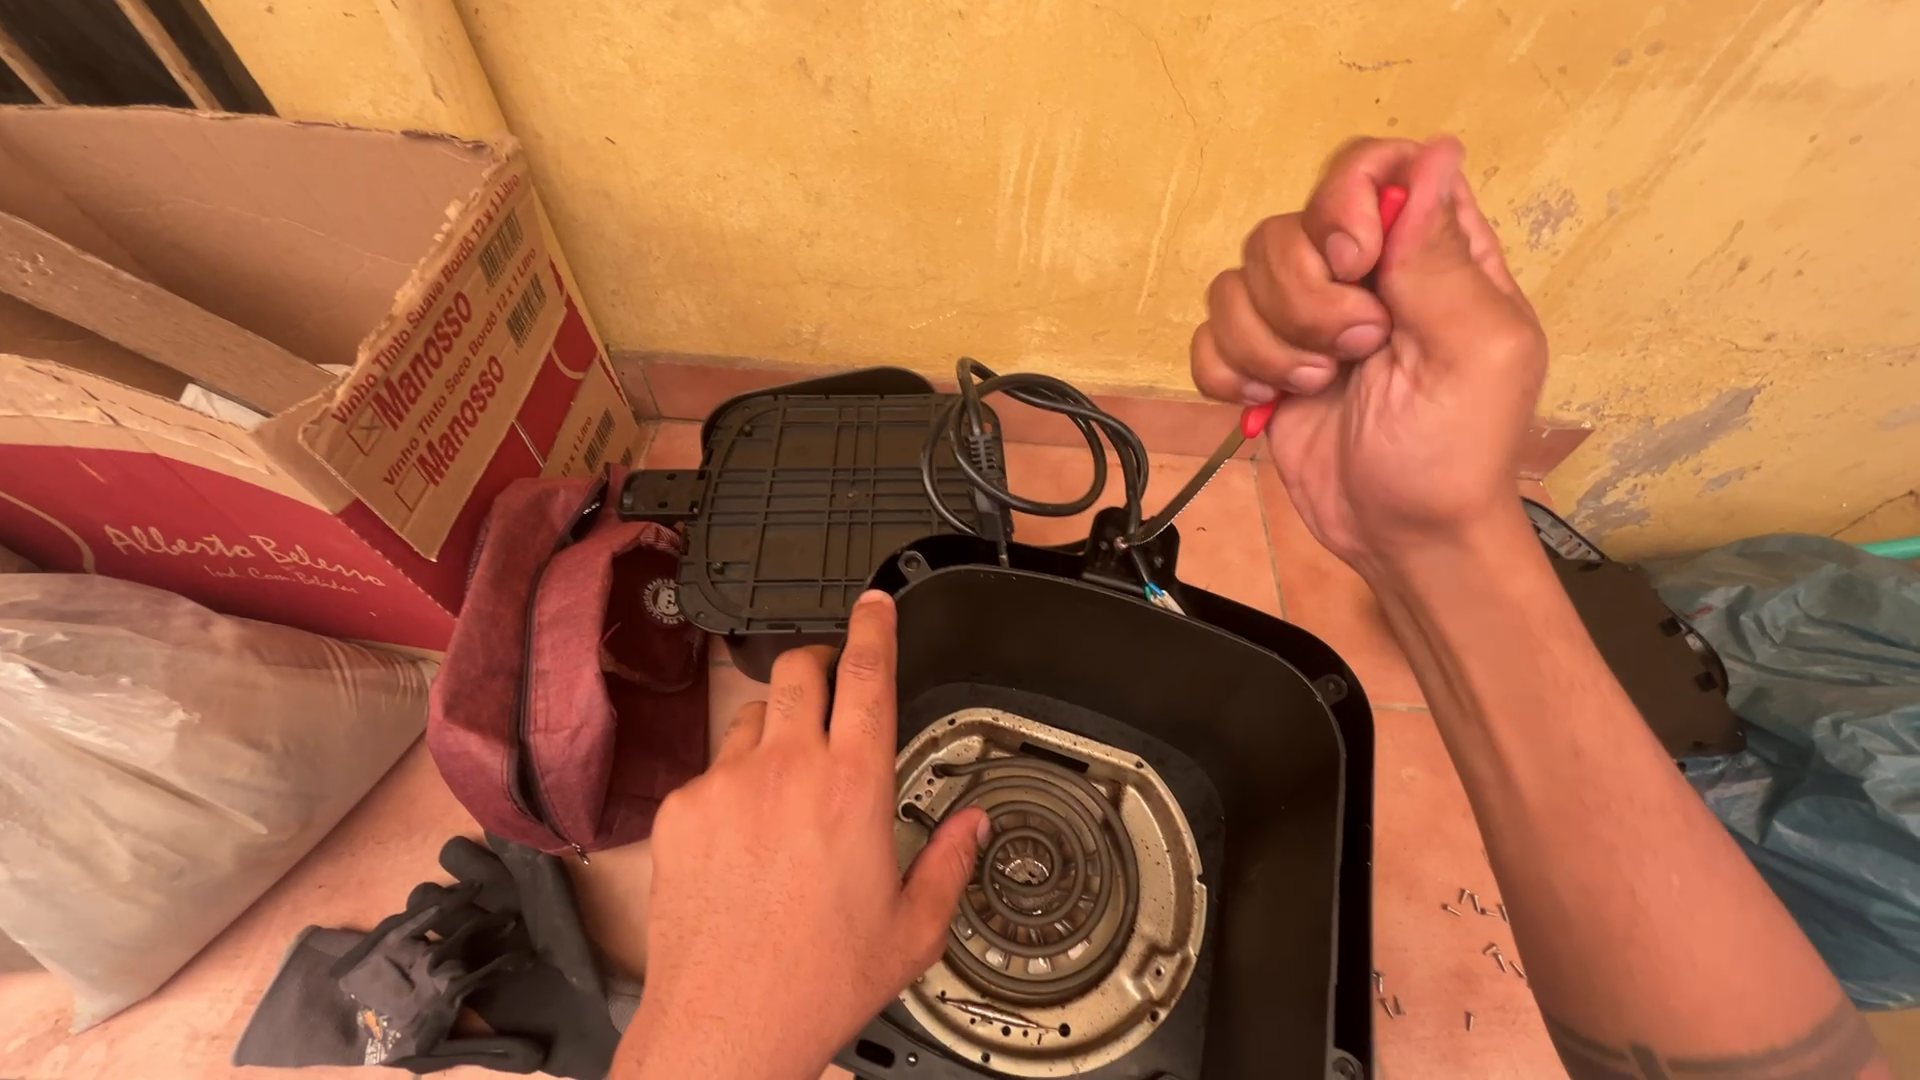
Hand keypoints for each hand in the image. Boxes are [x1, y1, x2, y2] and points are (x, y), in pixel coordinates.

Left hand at [616, 591, 987, 1079]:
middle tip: (831, 690)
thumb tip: (974, 824)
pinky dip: (734, 781)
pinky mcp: (681, 810)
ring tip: (787, 779)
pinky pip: (711, 768)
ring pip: (752, 714)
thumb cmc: (818, 980)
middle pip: (798, 670)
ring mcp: (727, 785)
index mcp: (853, 786)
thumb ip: (951, 861)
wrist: (724, 1028)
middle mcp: (788, 771)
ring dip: (776, 726)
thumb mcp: (912, 928)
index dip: (875, 627)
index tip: (875, 603)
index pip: (867, 675)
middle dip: (818, 664)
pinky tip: (744, 833)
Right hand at [1189, 136, 1547, 579]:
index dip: (1343, 200)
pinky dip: (1225, 373)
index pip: (1369, 166)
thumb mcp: (1475, 352)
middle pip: (1282, 231)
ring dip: (1266, 345)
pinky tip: (1264, 401)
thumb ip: (1442, 259)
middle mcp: (1352, 276)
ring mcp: (1296, 322)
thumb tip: (1430, 155)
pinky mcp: (1256, 366)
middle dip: (1303, 300)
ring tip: (1313, 387)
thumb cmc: (1452, 450)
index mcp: (1424, 254)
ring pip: (1232, 286)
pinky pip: (1206, 340)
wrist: (1396, 531)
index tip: (1352, 262)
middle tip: (1353, 352)